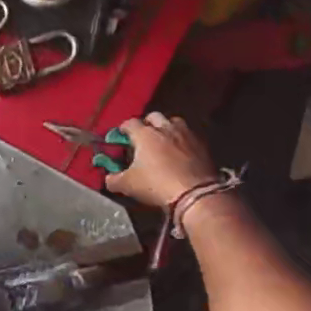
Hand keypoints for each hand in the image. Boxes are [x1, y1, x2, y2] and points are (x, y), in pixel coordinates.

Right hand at [103, 113, 218, 208]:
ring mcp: (186, 134)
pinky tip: (179, 152)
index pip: (130, 123)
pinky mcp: (201, 144)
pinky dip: (181, 140)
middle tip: (142, 137)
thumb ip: (114, 179)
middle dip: (146, 124)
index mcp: (145, 134)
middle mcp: (165, 128)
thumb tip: (109, 178)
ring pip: (173, 122)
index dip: (123, 129)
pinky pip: (188, 135)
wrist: (194, 194)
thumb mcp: (128, 185)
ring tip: (163, 141)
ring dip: (166, 128)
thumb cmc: (156, 185)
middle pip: (153, 116)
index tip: (120, 137)